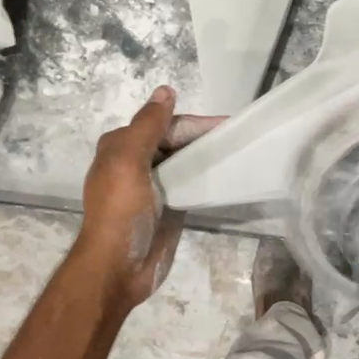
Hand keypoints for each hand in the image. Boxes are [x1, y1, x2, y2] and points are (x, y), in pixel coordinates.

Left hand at [71, 86, 223, 310]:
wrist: (119, 267)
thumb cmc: (121, 212)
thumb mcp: (129, 162)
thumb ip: (148, 126)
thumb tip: (166, 91)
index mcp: (121, 147)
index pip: (163, 124)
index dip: (193, 123)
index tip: (227, 124)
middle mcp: (136, 163)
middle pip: (175, 142)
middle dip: (202, 138)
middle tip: (239, 138)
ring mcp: (154, 187)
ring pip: (184, 163)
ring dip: (206, 158)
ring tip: (238, 154)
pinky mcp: (169, 208)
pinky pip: (190, 186)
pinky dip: (206, 179)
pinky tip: (226, 177)